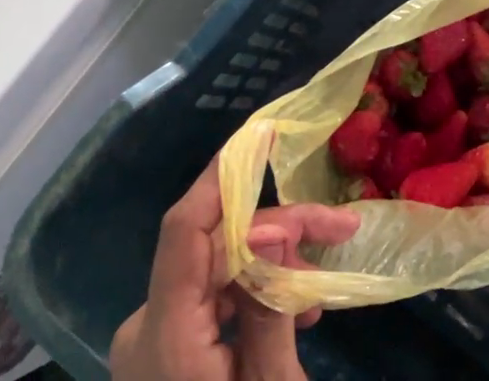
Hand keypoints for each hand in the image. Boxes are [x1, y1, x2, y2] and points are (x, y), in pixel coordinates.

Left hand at [111, 157, 362, 380]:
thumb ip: (269, 307)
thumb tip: (271, 230)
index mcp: (165, 336)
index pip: (184, 231)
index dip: (219, 177)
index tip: (260, 135)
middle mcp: (146, 326)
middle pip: (215, 249)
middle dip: (279, 231)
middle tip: (341, 228)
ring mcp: (151, 340)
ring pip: (217, 273)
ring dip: (272, 266)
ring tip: (322, 288)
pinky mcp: (163, 352)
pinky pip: (210, 302)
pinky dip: (252, 294)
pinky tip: (292, 310)